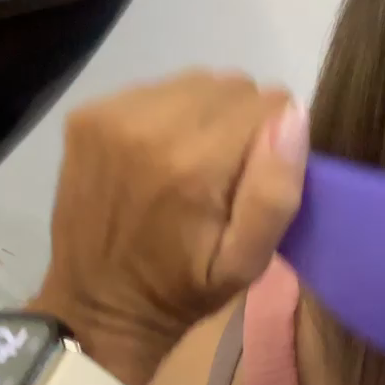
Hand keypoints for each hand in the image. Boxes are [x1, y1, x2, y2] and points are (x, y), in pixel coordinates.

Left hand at [33, 71, 307, 384]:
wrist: (96, 302)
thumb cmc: (182, 289)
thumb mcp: (245, 264)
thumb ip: (275, 193)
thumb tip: (294, 115)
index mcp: (195, 164)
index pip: (269, 103)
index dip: (278, 137)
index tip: (262, 177)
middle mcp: (150, 124)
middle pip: (233, 86)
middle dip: (245, 124)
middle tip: (231, 175)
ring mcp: (113, 113)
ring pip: (197, 83)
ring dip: (210, 115)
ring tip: (198, 165)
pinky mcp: (89, 113)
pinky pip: (158, 89)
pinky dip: (172, 116)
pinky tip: (162, 157)